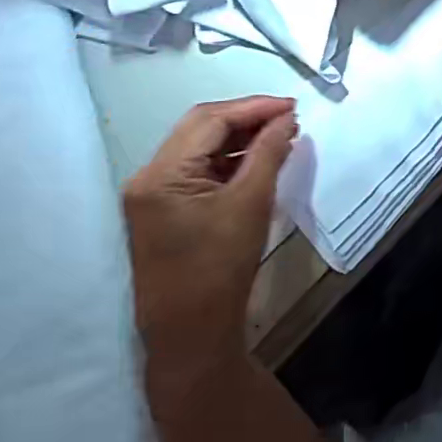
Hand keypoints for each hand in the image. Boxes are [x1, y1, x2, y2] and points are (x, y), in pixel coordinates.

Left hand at [123, 97, 297, 375]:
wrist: (192, 336)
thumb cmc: (221, 268)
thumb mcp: (252, 202)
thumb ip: (269, 151)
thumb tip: (287, 118)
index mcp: (161, 174)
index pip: (211, 120)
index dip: (254, 107)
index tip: (293, 105)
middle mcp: (148, 176)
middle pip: (201, 126)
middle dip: (246, 116)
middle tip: (287, 116)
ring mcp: (151, 193)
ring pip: (199, 144)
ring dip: (238, 135)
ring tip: (278, 134)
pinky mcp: (162, 208)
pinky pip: (197, 167)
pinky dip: (227, 157)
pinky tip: (256, 157)